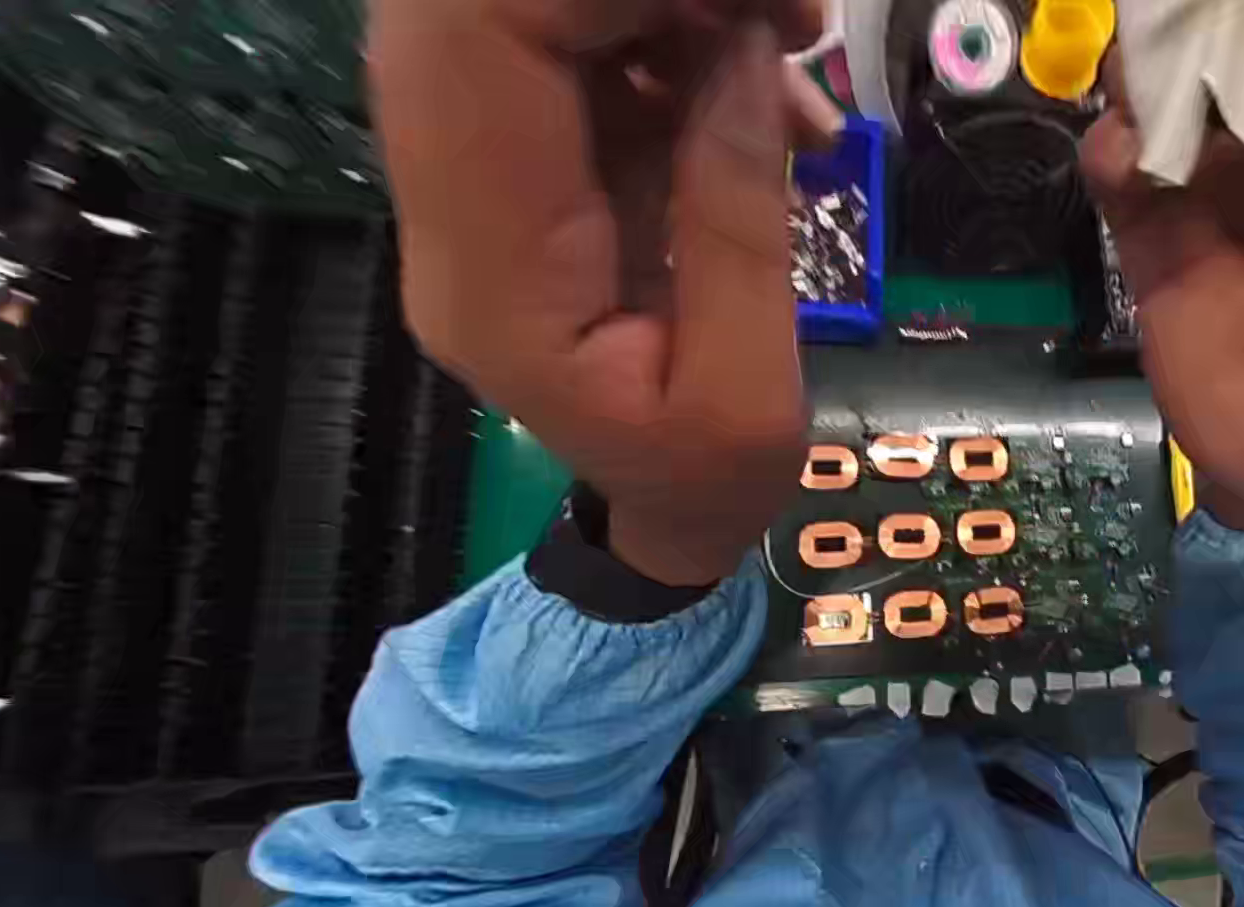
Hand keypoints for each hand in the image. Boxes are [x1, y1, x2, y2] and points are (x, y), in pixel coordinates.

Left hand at [370, 0, 838, 584]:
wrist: (670, 517)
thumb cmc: (710, 484)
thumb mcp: (751, 388)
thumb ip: (739, 224)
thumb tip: (744, 48)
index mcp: (495, 289)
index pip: (479, 35)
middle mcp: (454, 224)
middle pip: (479, 1)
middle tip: (781, 9)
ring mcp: (481, 203)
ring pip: (529, 19)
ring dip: (666, 5)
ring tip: (789, 48)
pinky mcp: (529, 195)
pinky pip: (579, 73)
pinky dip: (672, 55)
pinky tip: (760, 100)